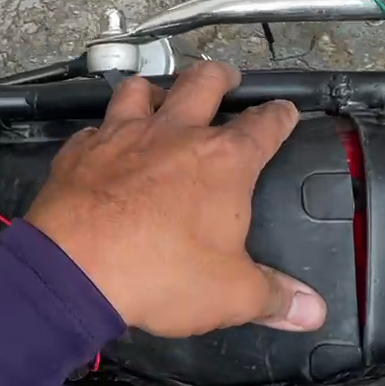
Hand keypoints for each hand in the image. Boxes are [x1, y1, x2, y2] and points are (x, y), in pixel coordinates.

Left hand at [25, 61, 327, 337]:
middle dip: (219, 76)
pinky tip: (103, 145)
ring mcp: (121, 135)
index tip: (285, 111)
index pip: (264, 125)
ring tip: (159, 97)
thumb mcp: (229, 295)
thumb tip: (311, 309)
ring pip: (139, 89)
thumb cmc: (160, 274)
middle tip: (226, 79)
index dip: (280, 115)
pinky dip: (103, 132)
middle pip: (202, 82)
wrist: (73, 268)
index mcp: (222, 160)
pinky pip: (94, 128)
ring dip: (154, 89)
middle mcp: (173, 133)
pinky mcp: (79, 150)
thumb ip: (273, 296)